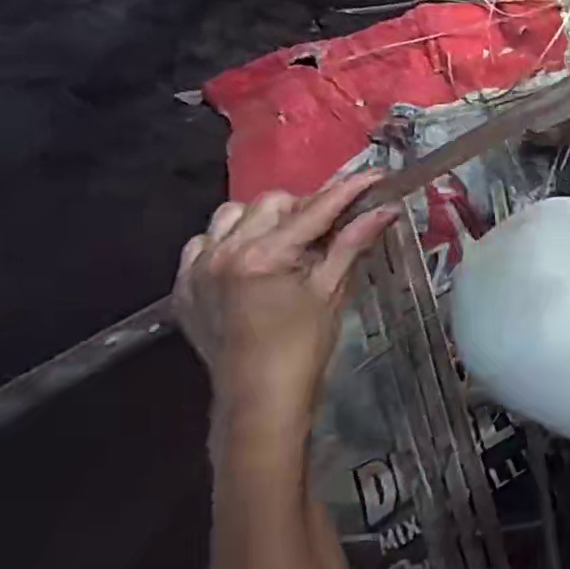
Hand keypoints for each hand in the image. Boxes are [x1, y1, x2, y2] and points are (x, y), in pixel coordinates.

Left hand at [174, 170, 399, 434]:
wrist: (258, 392)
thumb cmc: (305, 343)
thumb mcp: (333, 288)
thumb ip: (353, 242)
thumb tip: (386, 208)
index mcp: (264, 257)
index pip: (314, 209)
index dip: (348, 189)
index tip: (376, 175)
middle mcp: (223, 253)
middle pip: (270, 203)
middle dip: (306, 207)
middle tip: (333, 225)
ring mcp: (196, 268)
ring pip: (232, 215)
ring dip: (266, 219)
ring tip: (290, 240)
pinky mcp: (183, 283)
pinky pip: (205, 241)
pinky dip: (231, 240)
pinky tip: (254, 259)